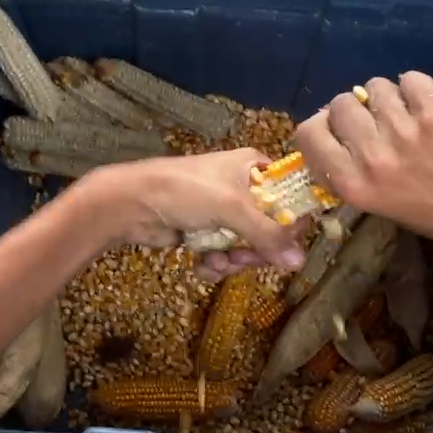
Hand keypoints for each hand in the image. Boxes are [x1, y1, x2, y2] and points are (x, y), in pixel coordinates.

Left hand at [76, 149, 305, 272]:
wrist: (132, 204)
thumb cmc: (186, 191)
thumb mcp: (232, 208)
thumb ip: (268, 235)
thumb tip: (300, 261)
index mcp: (253, 168)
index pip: (288, 195)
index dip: (290, 222)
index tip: (286, 244)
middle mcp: (241, 189)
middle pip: (268, 229)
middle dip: (255, 250)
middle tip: (243, 258)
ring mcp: (222, 214)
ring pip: (245, 247)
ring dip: (233, 261)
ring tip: (216, 260)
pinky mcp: (204, 234)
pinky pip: (223, 255)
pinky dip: (214, 264)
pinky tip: (201, 264)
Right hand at [295, 71, 432, 248]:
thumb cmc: (423, 215)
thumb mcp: (370, 201)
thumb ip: (345, 166)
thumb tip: (329, 128)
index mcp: (350, 183)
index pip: (309, 133)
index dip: (319, 125)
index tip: (334, 130)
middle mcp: (371, 156)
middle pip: (340, 104)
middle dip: (352, 109)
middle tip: (371, 122)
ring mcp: (404, 132)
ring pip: (375, 86)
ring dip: (383, 96)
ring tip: (399, 113)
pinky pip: (411, 79)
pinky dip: (413, 87)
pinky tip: (421, 105)